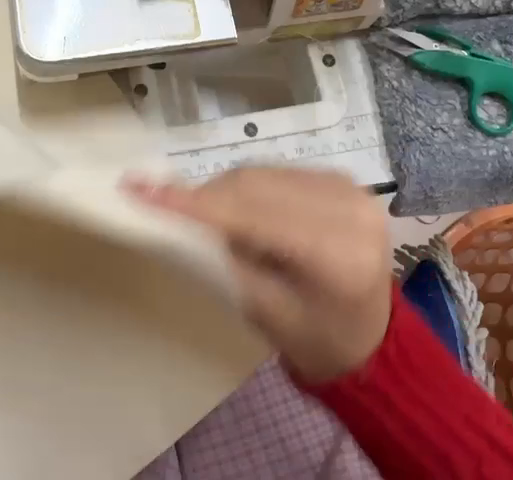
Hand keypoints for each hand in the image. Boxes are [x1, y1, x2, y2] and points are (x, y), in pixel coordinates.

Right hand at [128, 167, 390, 383]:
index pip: (253, 215)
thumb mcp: (265, 312)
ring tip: (201, 215)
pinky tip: (238, 210)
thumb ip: (225, 260)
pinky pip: (278, 172)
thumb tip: (178, 217)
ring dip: (224, 190)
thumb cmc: (317, 340)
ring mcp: (350, 187)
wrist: (373, 339)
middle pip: (255, 185)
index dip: (194, 203)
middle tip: (159, 203)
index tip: (139, 190)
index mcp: (337, 253)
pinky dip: (248, 188)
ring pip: (262, 173)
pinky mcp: (343, 179)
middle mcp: (350, 208)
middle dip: (204, 196)